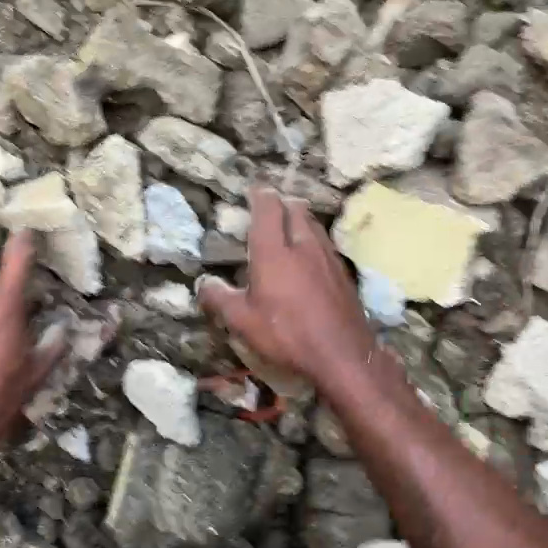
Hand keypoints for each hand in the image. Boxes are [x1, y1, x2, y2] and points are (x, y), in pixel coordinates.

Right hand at [199, 187, 383, 392]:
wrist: (343, 355)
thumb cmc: (287, 335)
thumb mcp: (242, 322)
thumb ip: (220, 299)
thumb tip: (204, 284)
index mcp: (274, 251)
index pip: (268, 208)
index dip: (259, 195)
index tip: (252, 192)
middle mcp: (303, 245)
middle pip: (295, 209)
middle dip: (281, 204)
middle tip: (268, 209)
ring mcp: (327, 257)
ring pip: (313, 225)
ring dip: (299, 220)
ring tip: (288, 228)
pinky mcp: (343, 273)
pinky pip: (324, 244)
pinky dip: (312, 241)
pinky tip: (308, 259)